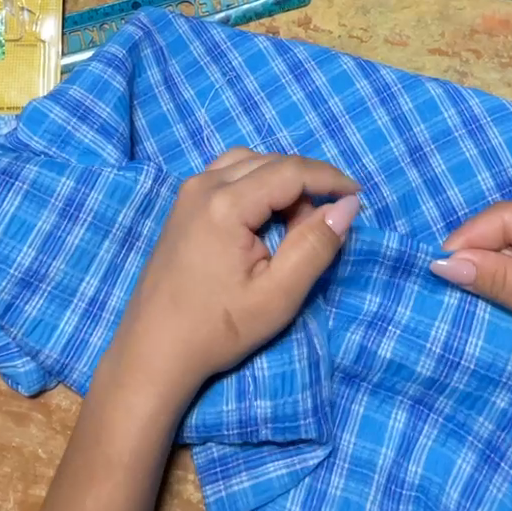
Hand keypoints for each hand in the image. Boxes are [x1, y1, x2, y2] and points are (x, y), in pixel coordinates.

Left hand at [107, 148, 361, 396]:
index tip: (358, 197)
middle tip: (322, 226)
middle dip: (306, 184)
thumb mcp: (278, 296)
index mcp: (226, 203)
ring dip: (281, 180)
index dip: (329, 179)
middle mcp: (204, 184)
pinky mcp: (184, 200)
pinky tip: (265, 216)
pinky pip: (230, 171)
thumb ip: (315, 245)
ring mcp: (190, 189)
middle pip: (270, 161)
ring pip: (249, 161)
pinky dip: (257, 181)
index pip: (290, 171)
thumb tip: (348, 205)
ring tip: (296, 222)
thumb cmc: (217, 329)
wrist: (153, 349)